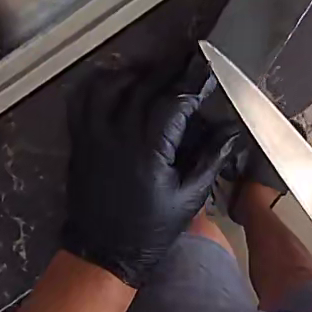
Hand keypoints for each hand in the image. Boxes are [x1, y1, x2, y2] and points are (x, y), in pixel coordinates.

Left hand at [61, 59, 239, 286]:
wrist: (103, 250)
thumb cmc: (151, 229)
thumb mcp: (190, 197)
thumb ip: (210, 159)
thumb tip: (231, 132)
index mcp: (149, 150)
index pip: (173, 102)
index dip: (193, 84)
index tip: (208, 72)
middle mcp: (119, 135)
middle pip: (145, 86)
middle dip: (170, 70)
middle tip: (190, 60)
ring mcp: (94, 135)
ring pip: (113, 86)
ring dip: (138, 72)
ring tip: (158, 68)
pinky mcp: (80, 140)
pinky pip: (84, 100)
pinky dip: (100, 84)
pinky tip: (117, 80)